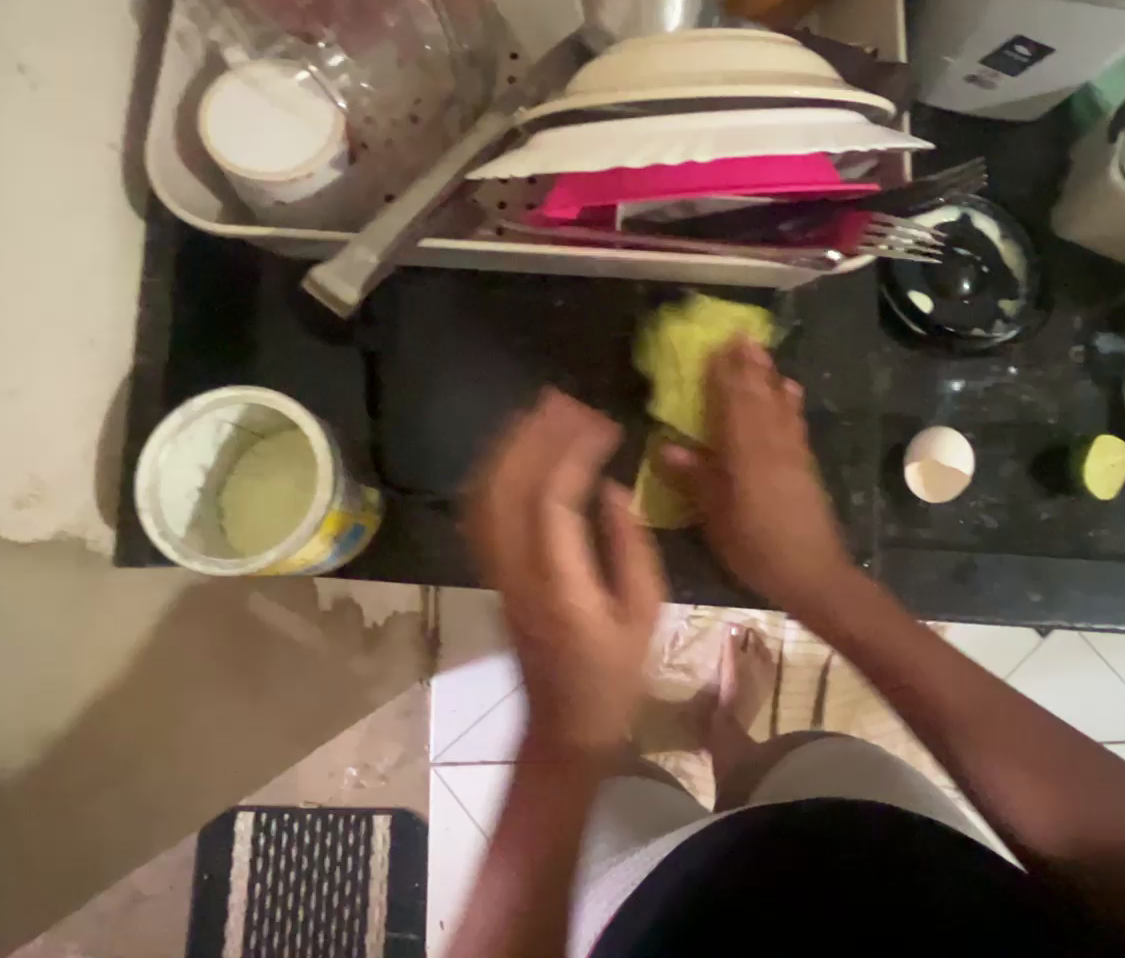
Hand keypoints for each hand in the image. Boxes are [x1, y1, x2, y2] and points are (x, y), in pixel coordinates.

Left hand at [464, 389, 666, 754]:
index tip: (604, 423)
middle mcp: (516, 570)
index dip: (574, 453)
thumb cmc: (615, 674)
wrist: (564, 722)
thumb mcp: (645, 612)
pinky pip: (480, 513)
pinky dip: (493, 473)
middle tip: (567, 401)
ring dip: (508, 447)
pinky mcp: (492, 574)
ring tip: (540, 412)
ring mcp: (497, 571)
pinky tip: (515, 451)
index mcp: (560, 582)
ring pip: (485, 496)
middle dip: (535, 435)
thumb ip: (629, 546)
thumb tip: (611, 490)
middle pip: (509, 487)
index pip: (553, 499)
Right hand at [659, 338, 856, 613]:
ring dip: (769, 378)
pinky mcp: (806, 466)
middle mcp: (770, 445)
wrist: (813, 573)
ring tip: (762, 353)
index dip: (724, 375)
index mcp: (744, 455)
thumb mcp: (716, 519)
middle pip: (758, 398)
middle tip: (742, 336)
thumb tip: (667, 447)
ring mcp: (792, 454)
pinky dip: (790, 403)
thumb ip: (696, 480)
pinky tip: (790, 391)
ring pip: (778, 406)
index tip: (717, 347)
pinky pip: (795, 423)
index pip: (732, 405)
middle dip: (749, 367)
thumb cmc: (756, 548)